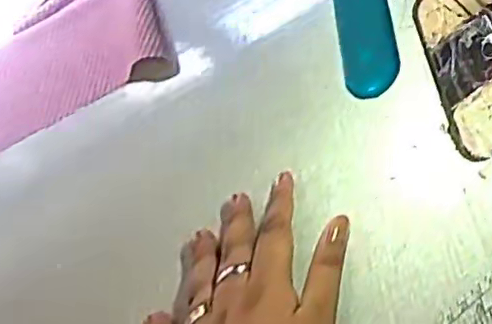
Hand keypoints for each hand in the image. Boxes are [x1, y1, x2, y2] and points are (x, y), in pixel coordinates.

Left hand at [147, 172, 348, 323]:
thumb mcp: (318, 317)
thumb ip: (326, 271)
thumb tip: (338, 225)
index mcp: (267, 287)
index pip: (275, 235)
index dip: (280, 205)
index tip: (281, 181)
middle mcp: (230, 302)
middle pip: (234, 254)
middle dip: (238, 224)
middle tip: (235, 199)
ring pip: (198, 285)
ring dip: (200, 259)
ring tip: (197, 237)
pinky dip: (161, 319)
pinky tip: (153, 313)